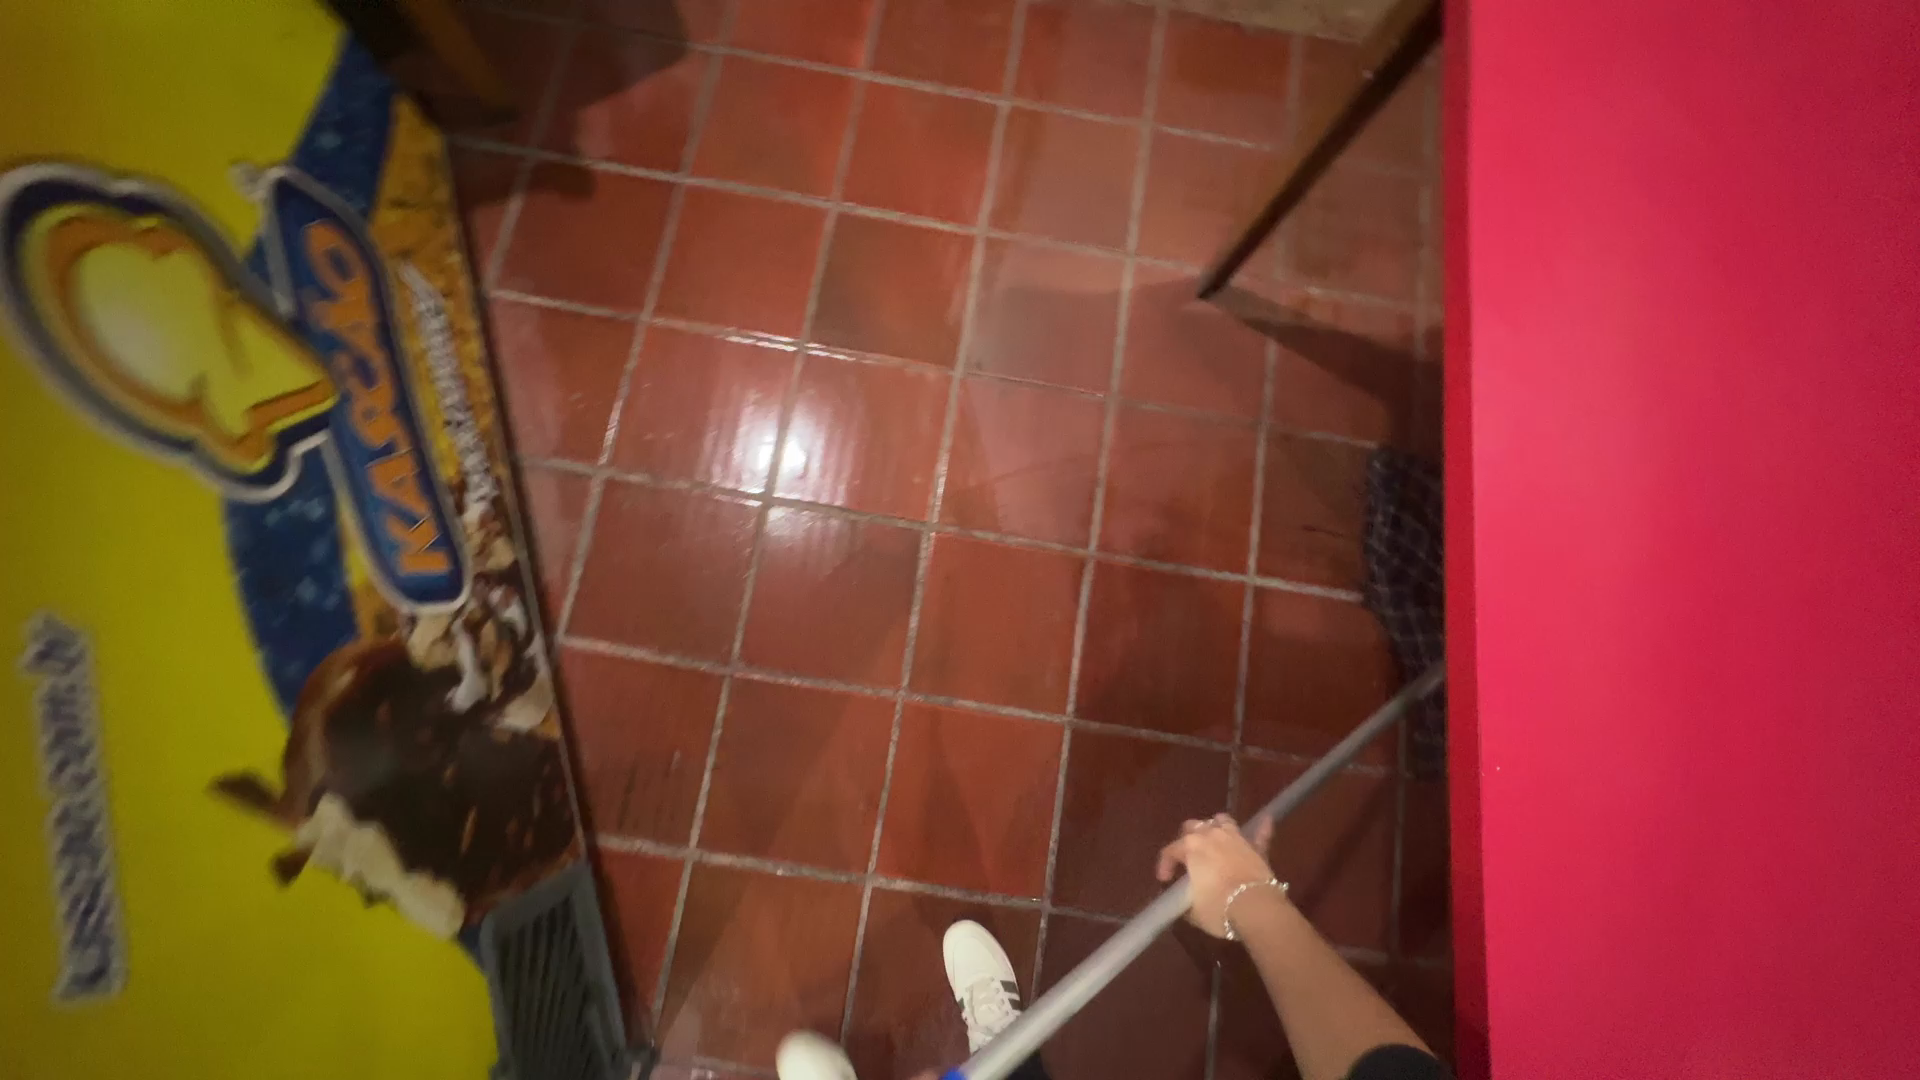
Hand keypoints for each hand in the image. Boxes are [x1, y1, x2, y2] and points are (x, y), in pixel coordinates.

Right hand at [1156, 813, 1280, 938]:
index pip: (1170, 850)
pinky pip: (1261, 834)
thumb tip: (1188, 904)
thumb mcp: (1194, 911)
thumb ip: (1187, 902)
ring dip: (1216, 827)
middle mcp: (1210, 835)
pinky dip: (1262, 827)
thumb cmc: (1219, 908)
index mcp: (1190, 847)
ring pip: (1222, 821)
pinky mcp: (1256, 848)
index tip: (1165, 879)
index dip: (1165, 864)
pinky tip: (1267, 819)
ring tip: (1214, 837)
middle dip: (1188, 838)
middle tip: (1189, 856)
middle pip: (1193, 827)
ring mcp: (1235, 838)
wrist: (1256, 908)